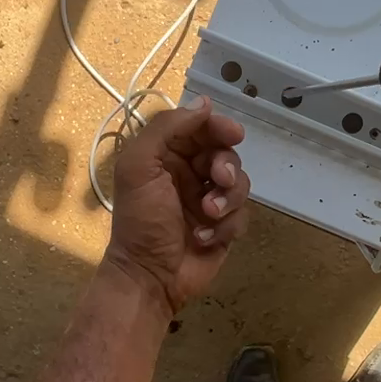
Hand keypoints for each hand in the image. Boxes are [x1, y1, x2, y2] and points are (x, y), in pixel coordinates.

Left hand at [101, 97, 251, 312]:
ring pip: (239, 184)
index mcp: (167, 156)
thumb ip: (166, 129)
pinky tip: (204, 238)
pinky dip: (226, 225)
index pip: (200, 128)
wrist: (149, 277)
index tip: (232, 134)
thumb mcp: (139, 166)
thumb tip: (204, 104)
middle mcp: (189, 174)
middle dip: (227, 165)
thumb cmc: (140, 221)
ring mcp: (208, 201)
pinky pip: (241, 214)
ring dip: (228, 198)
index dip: (218, 127)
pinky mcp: (223, 227)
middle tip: (218, 180)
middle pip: (225, 153)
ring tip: (208, 214)